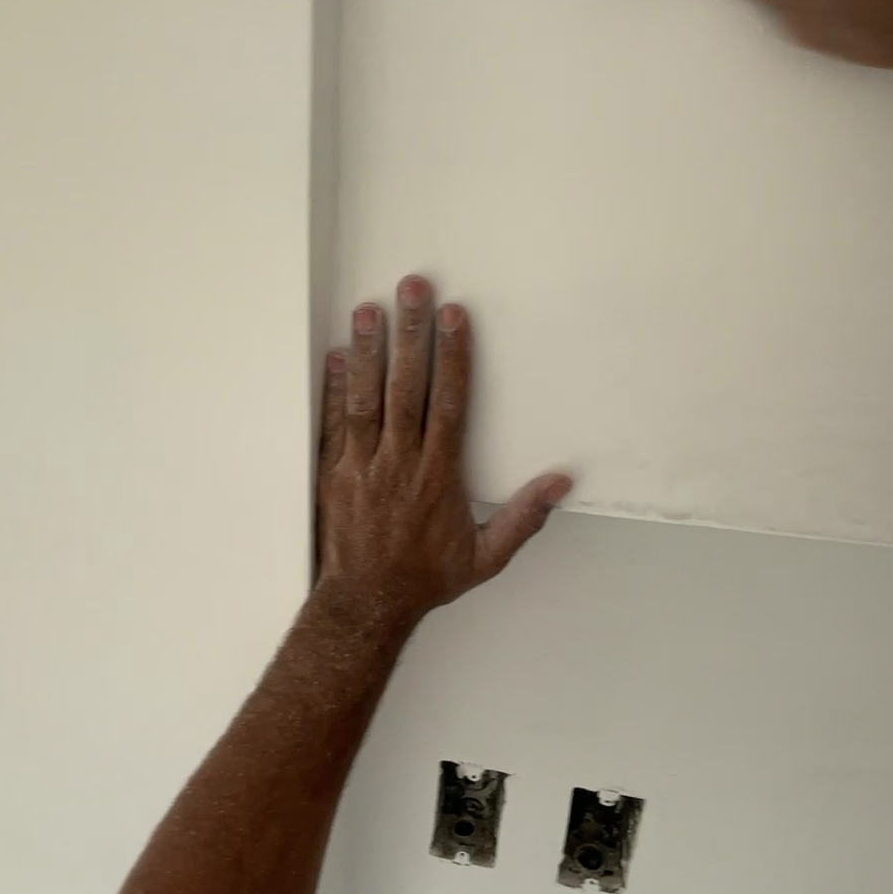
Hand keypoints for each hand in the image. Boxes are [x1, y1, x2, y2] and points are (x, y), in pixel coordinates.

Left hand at [313, 275, 570, 630]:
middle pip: (406, 388)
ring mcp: (362, 466)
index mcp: (438, 476)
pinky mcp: (333, 474)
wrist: (368, 604)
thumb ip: (524, 518)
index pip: (449, 404)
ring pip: (366, 399)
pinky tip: (338, 356)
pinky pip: (334, 424)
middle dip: (411, 335)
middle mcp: (400, 463)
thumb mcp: (485, 557)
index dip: (453, 357)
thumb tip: (559, 485)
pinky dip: (335, 389)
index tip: (453, 319)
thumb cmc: (425, 578)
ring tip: (370, 309)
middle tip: (411, 290)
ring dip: (370, 352)